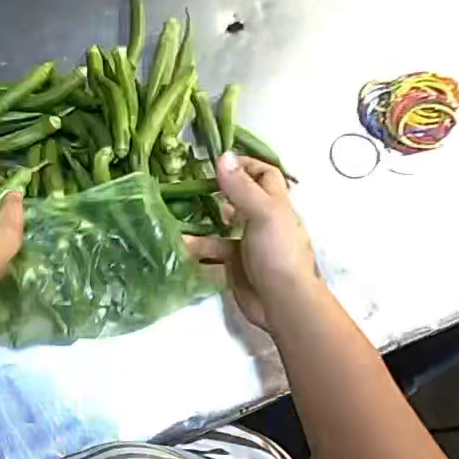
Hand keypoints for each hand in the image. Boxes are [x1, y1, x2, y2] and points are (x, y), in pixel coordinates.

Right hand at [187, 153, 319, 330]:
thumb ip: (241, 187)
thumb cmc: (278, 253)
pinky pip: (213, 251)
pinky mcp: (235, 264)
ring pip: (221, 225)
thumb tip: (222, 156)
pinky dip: (197, 248)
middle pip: (239, 198)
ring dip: (201, 221)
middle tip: (188, 185)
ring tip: (176, 214)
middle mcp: (262, 220)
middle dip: (216, 191)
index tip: (218, 162)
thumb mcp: (263, 213)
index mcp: (275, 204)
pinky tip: (181, 245)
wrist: (283, 302)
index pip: (264, 175)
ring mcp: (248, 243)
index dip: (246, 165)